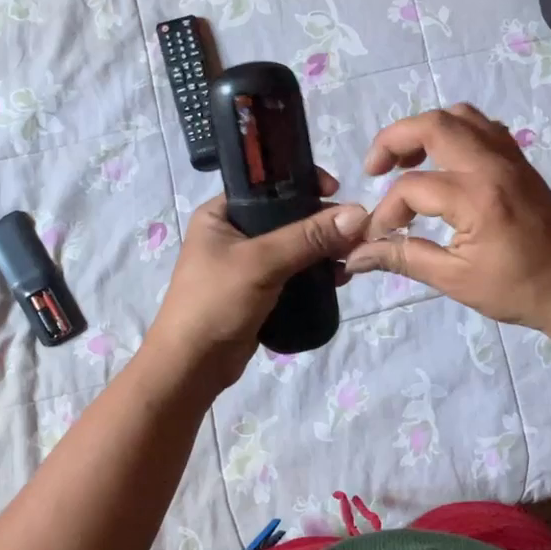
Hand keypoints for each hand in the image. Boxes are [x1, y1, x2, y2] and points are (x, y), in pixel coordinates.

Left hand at [141, 170, 366, 390]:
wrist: (192, 367)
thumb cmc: (215, 303)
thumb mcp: (262, 263)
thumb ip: (308, 237)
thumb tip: (358, 214)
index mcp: (220, 213)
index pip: (267, 184)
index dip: (303, 183)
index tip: (337, 191)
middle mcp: (234, 233)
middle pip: (288, 215)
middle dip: (322, 222)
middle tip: (356, 232)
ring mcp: (248, 264)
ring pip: (296, 246)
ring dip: (324, 250)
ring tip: (352, 257)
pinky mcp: (261, 291)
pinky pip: (296, 272)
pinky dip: (317, 273)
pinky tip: (340, 277)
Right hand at [345, 104, 550, 336]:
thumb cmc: (515, 289)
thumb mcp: (454, 279)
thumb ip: (403, 257)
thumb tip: (355, 255)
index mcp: (477, 197)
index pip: (411, 186)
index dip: (385, 212)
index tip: (378, 237)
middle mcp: (493, 165)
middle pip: (433, 125)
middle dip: (394, 140)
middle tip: (374, 169)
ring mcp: (510, 157)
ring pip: (459, 116)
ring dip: (424, 129)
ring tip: (405, 160)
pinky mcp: (519, 160)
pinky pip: (482, 126)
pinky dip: (454, 132)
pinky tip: (443, 162)